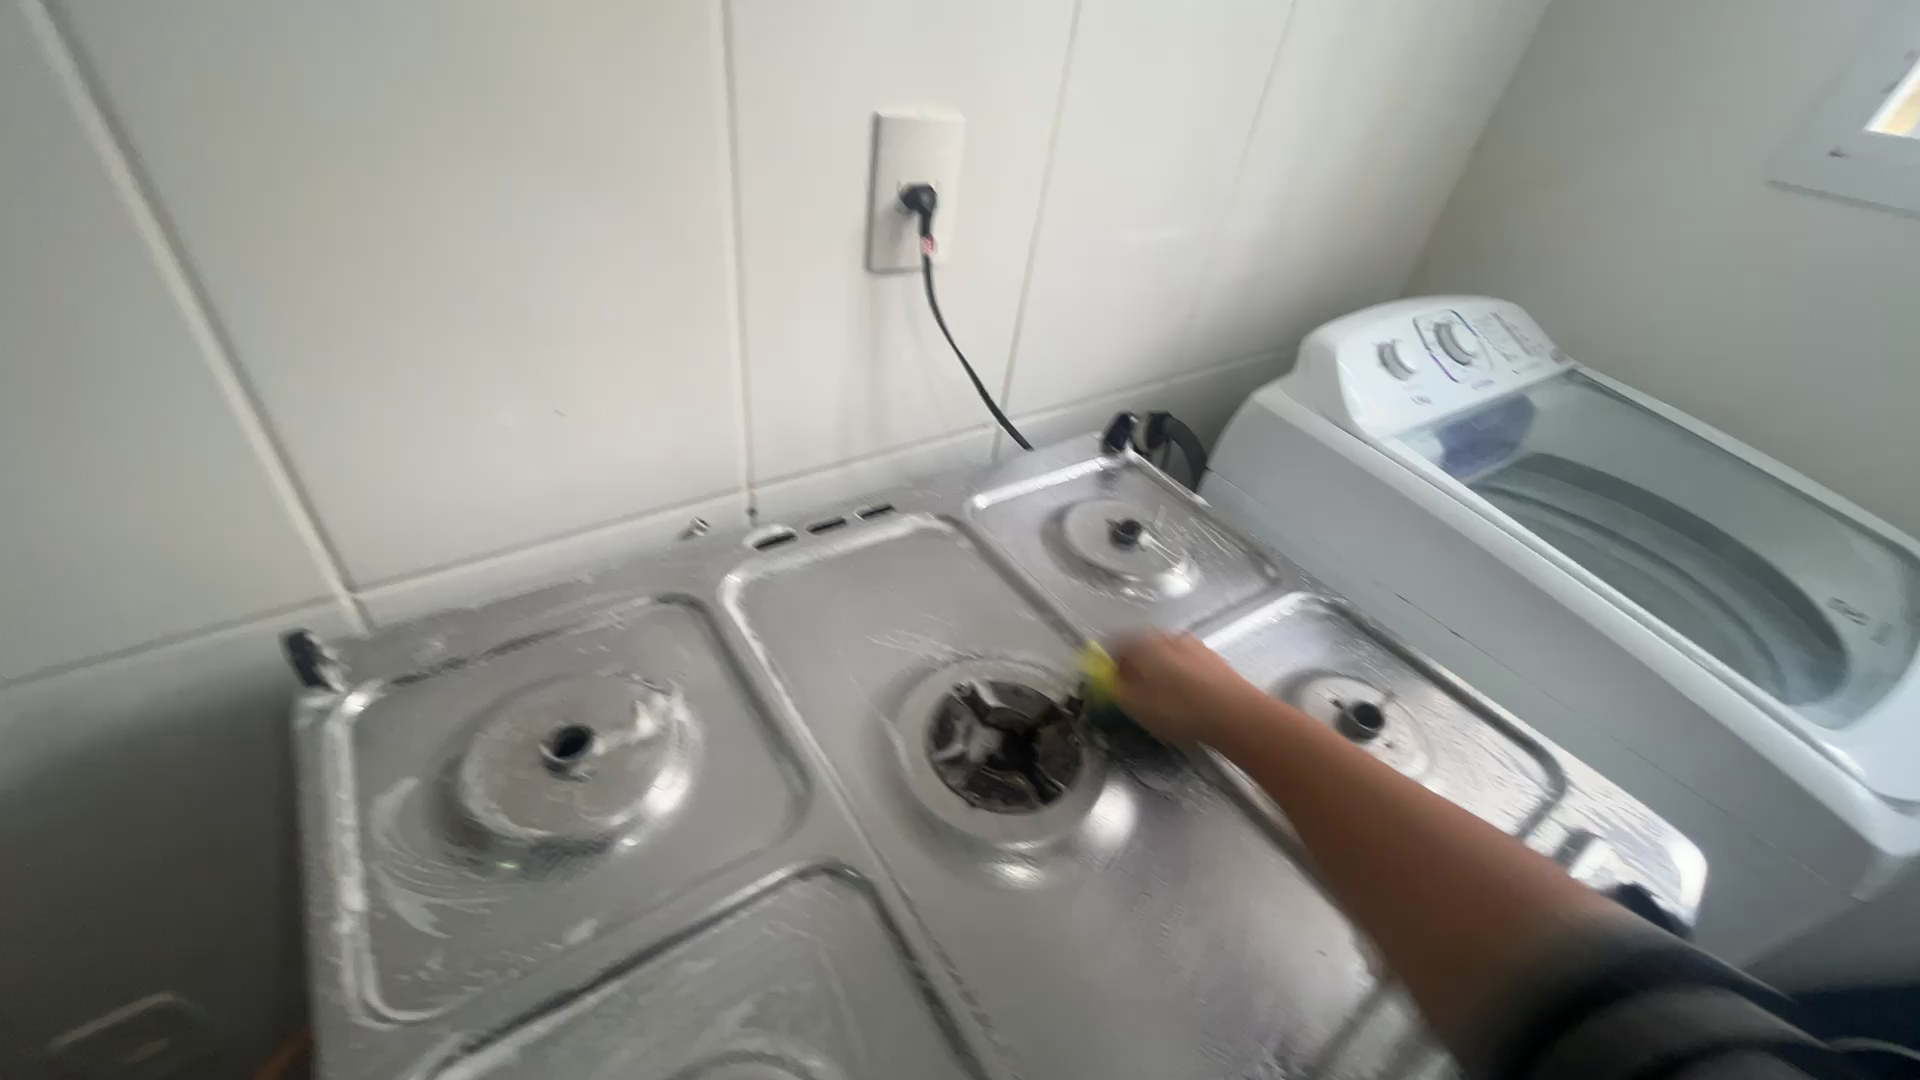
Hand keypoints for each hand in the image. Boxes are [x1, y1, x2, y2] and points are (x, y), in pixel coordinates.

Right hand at [1110, 631, 1267, 745]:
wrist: (1235, 713)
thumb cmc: (1178, 709)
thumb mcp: (1135, 705)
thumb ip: (1115, 689)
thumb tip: (1109, 681)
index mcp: (1142, 643)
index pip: (1115, 643)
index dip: (1110, 663)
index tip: (1111, 682)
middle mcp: (1166, 636)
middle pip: (1142, 646)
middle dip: (1136, 666)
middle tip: (1136, 691)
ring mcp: (1192, 644)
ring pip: (1166, 654)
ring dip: (1160, 670)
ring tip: (1164, 699)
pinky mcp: (1213, 657)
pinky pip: (1186, 663)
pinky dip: (1181, 675)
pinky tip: (1188, 698)